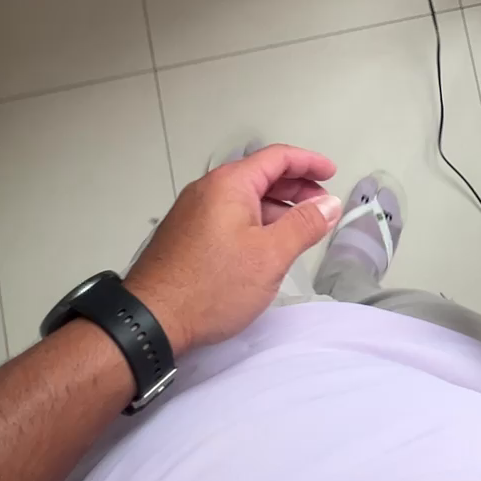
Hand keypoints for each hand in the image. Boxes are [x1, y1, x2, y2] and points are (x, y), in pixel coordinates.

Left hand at [123, 144, 339, 352]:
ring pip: (246, 197)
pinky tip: (266, 246)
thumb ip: (305, 225)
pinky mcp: (187, 233)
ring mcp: (194, 211)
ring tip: (299, 231)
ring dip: (277, 207)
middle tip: (321, 206)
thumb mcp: (270, 256)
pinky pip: (229, 214)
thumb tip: (328, 204)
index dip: (309, 162)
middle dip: (296, 187)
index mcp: (230, 184)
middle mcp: (209, 189)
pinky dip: (256, 220)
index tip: (331, 173)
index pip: (278, 157)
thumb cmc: (210, 287)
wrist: (149, 323)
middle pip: (262, 174)